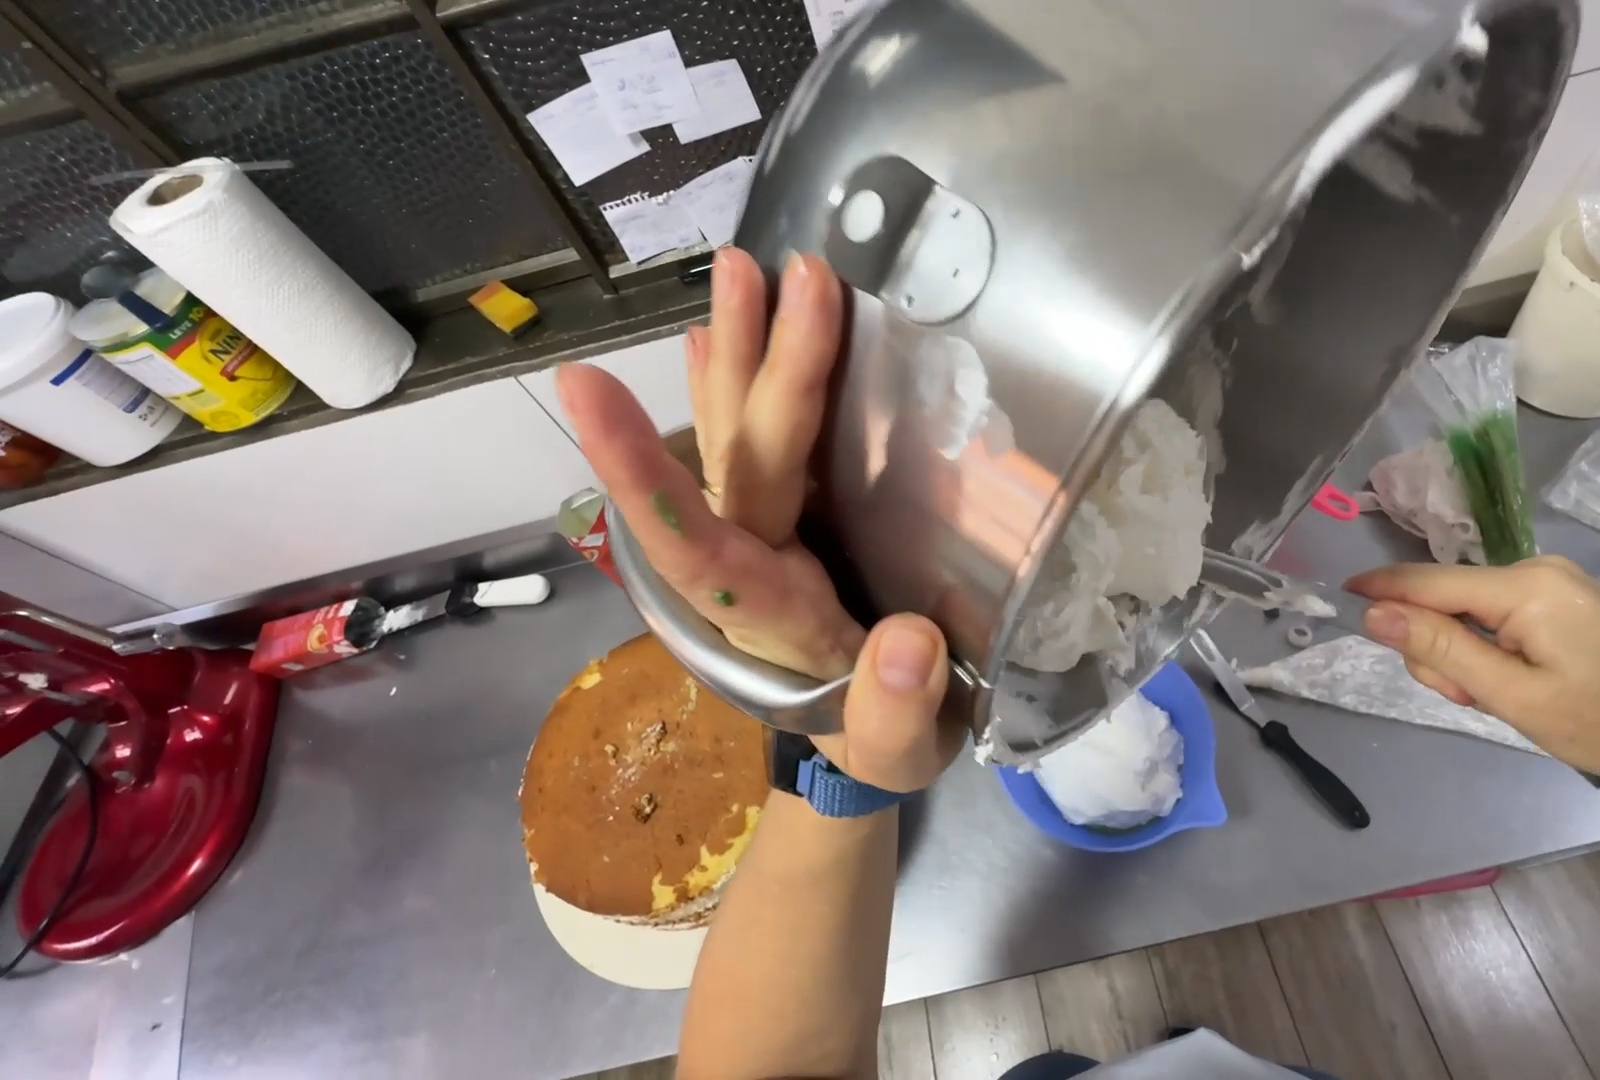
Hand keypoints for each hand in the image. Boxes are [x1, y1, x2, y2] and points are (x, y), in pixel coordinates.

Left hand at [557, 248, 962, 792]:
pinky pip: (749, 450)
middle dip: (746, 368)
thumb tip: (907, 643)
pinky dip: (729, 390)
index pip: (697, 546)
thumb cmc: (877, 748)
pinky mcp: (787, 523)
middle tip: (761, 272)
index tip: (591, 390)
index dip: (642, 474)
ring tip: (740, 271)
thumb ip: (894, 715)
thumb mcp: (898, 753)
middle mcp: (750, 565)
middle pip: (733, 464)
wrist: (857, 739)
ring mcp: (764, 537)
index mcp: (770, 620)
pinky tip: (708, 339)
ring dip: (734, 354)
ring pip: (736, 440)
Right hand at [1346, 555, 1599, 795]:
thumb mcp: (1513, 695)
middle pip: (1440, 599)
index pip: (1421, 580)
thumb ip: (1439, 648)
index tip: (1333, 603)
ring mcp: (1552, 586)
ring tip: (1501, 699)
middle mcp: (1534, 571)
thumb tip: (1373, 612)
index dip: (1374, 592)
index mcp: (1521, 586)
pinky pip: (1496, 619)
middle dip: (1436, 648)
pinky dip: (1488, 652)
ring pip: (1464, 613)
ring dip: (1463, 656)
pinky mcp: (1564, 604)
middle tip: (1472, 698)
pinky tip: (1516, 684)